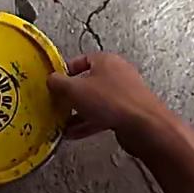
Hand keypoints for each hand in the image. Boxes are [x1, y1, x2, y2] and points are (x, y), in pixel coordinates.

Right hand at [48, 53, 173, 155]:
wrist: (143, 125)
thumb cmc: (113, 101)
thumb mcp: (75, 90)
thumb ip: (59, 83)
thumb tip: (51, 79)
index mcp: (106, 61)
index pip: (81, 60)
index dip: (66, 71)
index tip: (56, 81)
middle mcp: (117, 74)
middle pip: (88, 82)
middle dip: (72, 95)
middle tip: (59, 102)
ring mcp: (124, 94)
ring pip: (96, 101)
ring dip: (79, 111)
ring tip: (64, 121)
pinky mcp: (127, 112)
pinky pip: (103, 115)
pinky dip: (88, 122)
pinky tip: (75, 132)